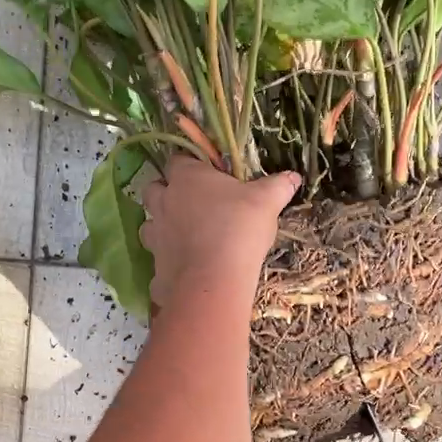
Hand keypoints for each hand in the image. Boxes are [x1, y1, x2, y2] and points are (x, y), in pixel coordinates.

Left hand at [141, 155, 299, 310]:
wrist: (215, 281)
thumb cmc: (239, 229)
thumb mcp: (266, 202)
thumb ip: (278, 186)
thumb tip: (294, 176)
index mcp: (186, 179)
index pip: (177, 161)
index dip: (189, 166)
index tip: (206, 175)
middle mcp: (163, 204)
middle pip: (153, 190)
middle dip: (166, 194)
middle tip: (191, 205)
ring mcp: (155, 238)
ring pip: (148, 227)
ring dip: (161, 230)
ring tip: (185, 240)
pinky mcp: (155, 271)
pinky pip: (157, 267)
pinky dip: (168, 269)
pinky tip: (186, 275)